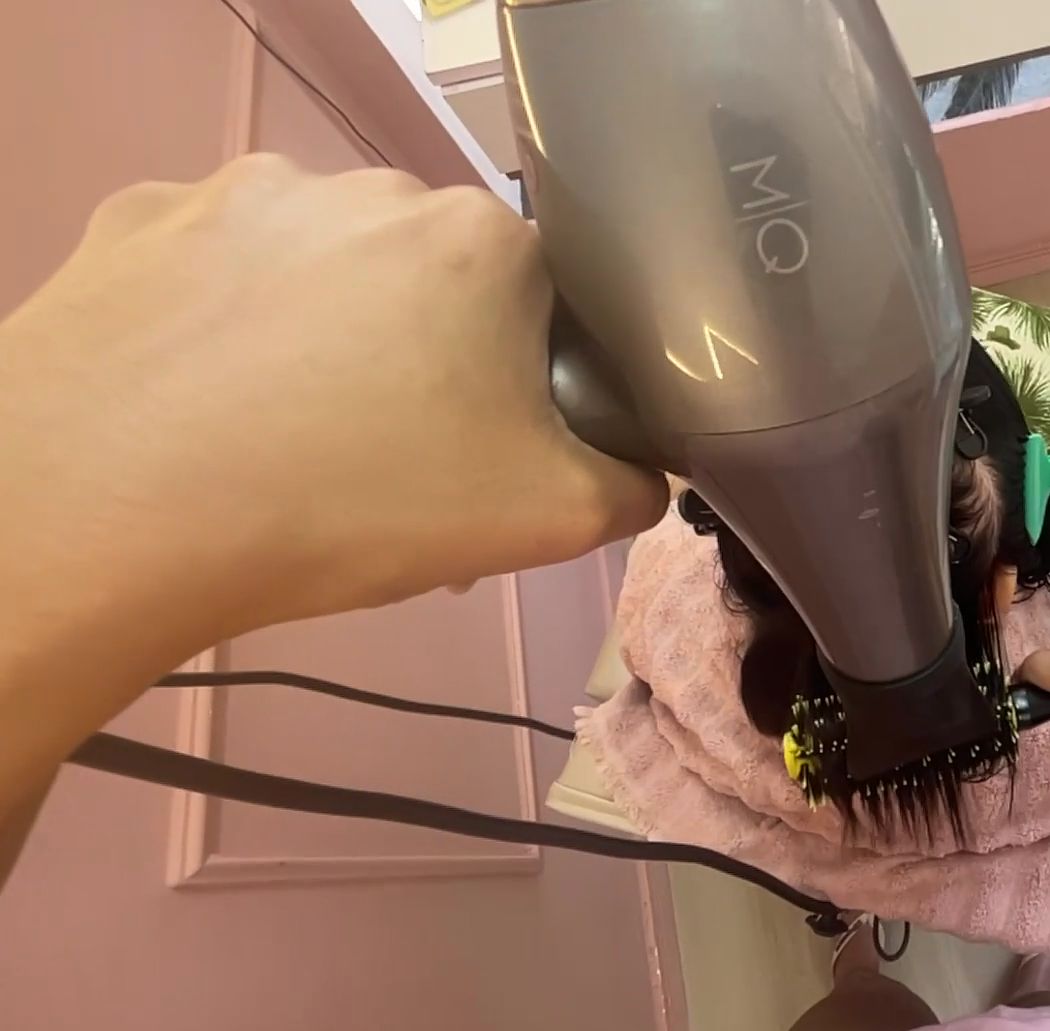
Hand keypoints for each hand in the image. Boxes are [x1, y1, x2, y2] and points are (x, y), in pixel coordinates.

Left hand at [0, 154, 667, 639]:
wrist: (100, 524)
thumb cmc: (368, 499)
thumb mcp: (562, 518)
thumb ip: (641, 489)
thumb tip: (649, 476)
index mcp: (486, 242)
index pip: (564, 300)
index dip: (558, 374)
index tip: (524, 436)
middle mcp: (374, 188)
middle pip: (460, 280)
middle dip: (465, 353)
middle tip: (433, 447)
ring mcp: (245, 192)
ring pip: (353, 269)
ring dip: (364, 333)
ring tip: (325, 426)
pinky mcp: (138, 220)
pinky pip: (244, 267)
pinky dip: (260, 320)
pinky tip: (237, 392)